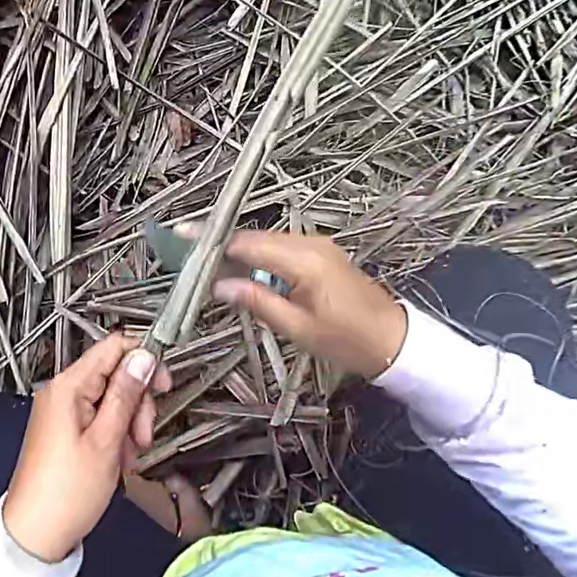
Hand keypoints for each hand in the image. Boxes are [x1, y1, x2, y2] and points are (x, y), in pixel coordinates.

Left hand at [2, 333, 169, 562]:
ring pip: (111, 397)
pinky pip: (99, 417)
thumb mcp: (106, 440)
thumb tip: (142, 358)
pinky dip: (115, 434)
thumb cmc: (64, 494)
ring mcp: (62, 411)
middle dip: (137, 401)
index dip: (143, 359)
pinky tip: (118, 457)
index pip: (113, 347)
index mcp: (68, 387)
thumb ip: (126, 395)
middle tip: (142, 431)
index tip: (161, 381)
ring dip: (129, 422)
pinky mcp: (65, 429)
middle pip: (115, 374)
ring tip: (128, 452)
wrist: (36, 535)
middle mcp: (61, 392)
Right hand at [205, 228, 407, 376]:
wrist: (393, 340)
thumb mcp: (298, 328)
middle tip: (188, 256)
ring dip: (237, 250)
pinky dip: (257, 255)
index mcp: (303, 261)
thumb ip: (257, 302)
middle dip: (220, 244)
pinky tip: (242, 270)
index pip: (246, 243)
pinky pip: (279, 246)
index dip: (212, 240)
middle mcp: (309, 244)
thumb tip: (219, 287)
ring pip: (265, 240)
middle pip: (253, 237)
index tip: (182, 235)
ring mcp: (316, 245)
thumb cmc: (347, 341)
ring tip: (208, 265)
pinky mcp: (320, 252)